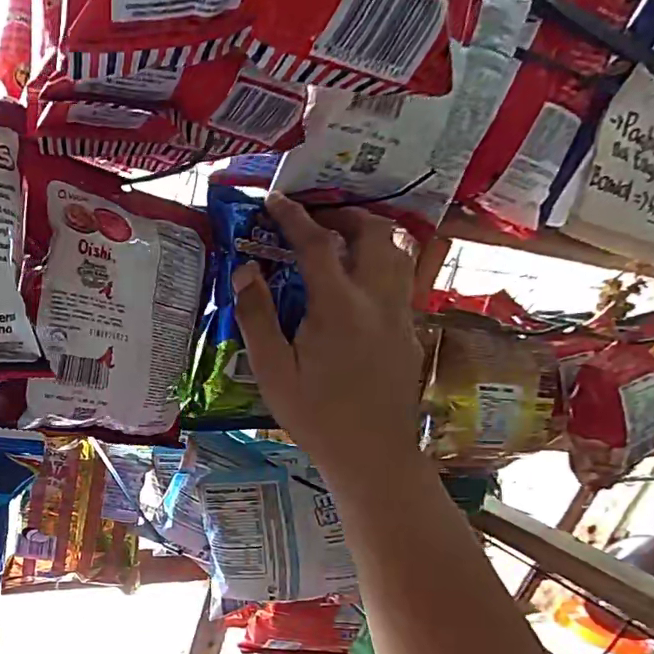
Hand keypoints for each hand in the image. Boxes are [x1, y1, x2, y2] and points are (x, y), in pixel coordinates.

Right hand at [231, 194, 422, 481]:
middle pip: (373, 233)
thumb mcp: (273, 370)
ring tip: (337, 240)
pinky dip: (379, 261)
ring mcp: (399, 314)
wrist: (372, 453)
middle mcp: (377, 300)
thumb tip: (244, 269)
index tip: (275, 200)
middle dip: (343, 214)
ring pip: (397, 252)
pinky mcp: (409, 330)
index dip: (293, 216)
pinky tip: (355, 282)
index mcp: (338, 307)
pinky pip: (400, 278)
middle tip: (313, 219)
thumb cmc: (314, 415)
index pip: (316, 244)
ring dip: (368, 234)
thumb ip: (257, 316)